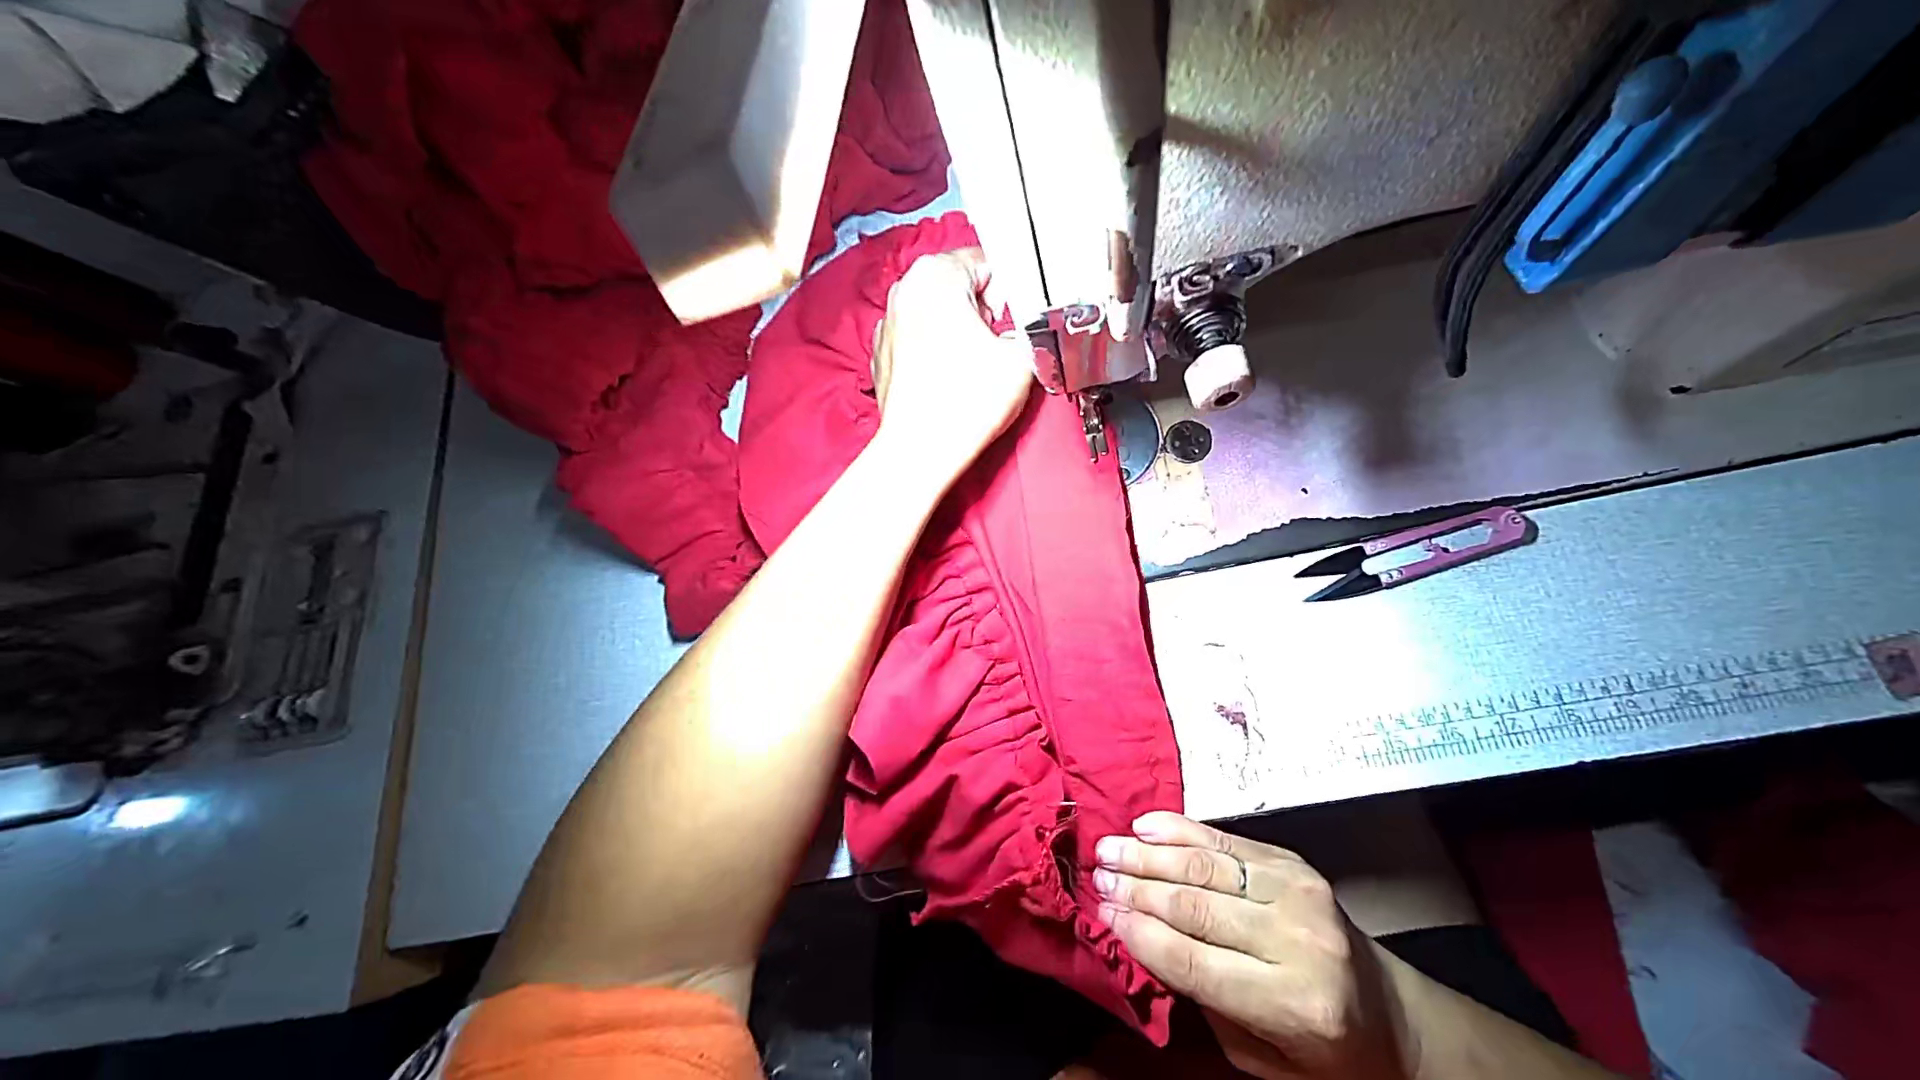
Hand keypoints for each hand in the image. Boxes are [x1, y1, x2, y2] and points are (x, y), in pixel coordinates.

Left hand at [869, 248, 1036, 481]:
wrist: (921, 452)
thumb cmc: (960, 406)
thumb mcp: (1023, 356)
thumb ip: (1032, 326)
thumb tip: (1030, 327)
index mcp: (934, 275)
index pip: (990, 261)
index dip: (1013, 292)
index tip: (1020, 318)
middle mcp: (905, 292)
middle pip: (963, 288)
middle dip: (987, 314)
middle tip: (1000, 348)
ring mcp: (890, 324)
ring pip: (942, 316)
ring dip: (964, 336)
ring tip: (977, 369)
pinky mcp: (886, 355)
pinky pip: (924, 343)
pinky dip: (941, 355)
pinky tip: (956, 380)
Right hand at [1094, 812, 1414, 1079]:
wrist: (1393, 1016)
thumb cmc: (1319, 1050)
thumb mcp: (1256, 1054)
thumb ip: (1200, 996)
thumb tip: (1135, 934)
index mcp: (1293, 1002)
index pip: (1194, 961)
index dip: (1139, 934)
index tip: (1099, 912)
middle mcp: (1298, 939)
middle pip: (1195, 905)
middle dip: (1136, 888)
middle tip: (1096, 874)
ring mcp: (1300, 891)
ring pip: (1205, 865)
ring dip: (1149, 855)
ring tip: (1109, 849)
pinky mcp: (1294, 862)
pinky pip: (1225, 838)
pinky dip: (1180, 830)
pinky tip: (1146, 827)